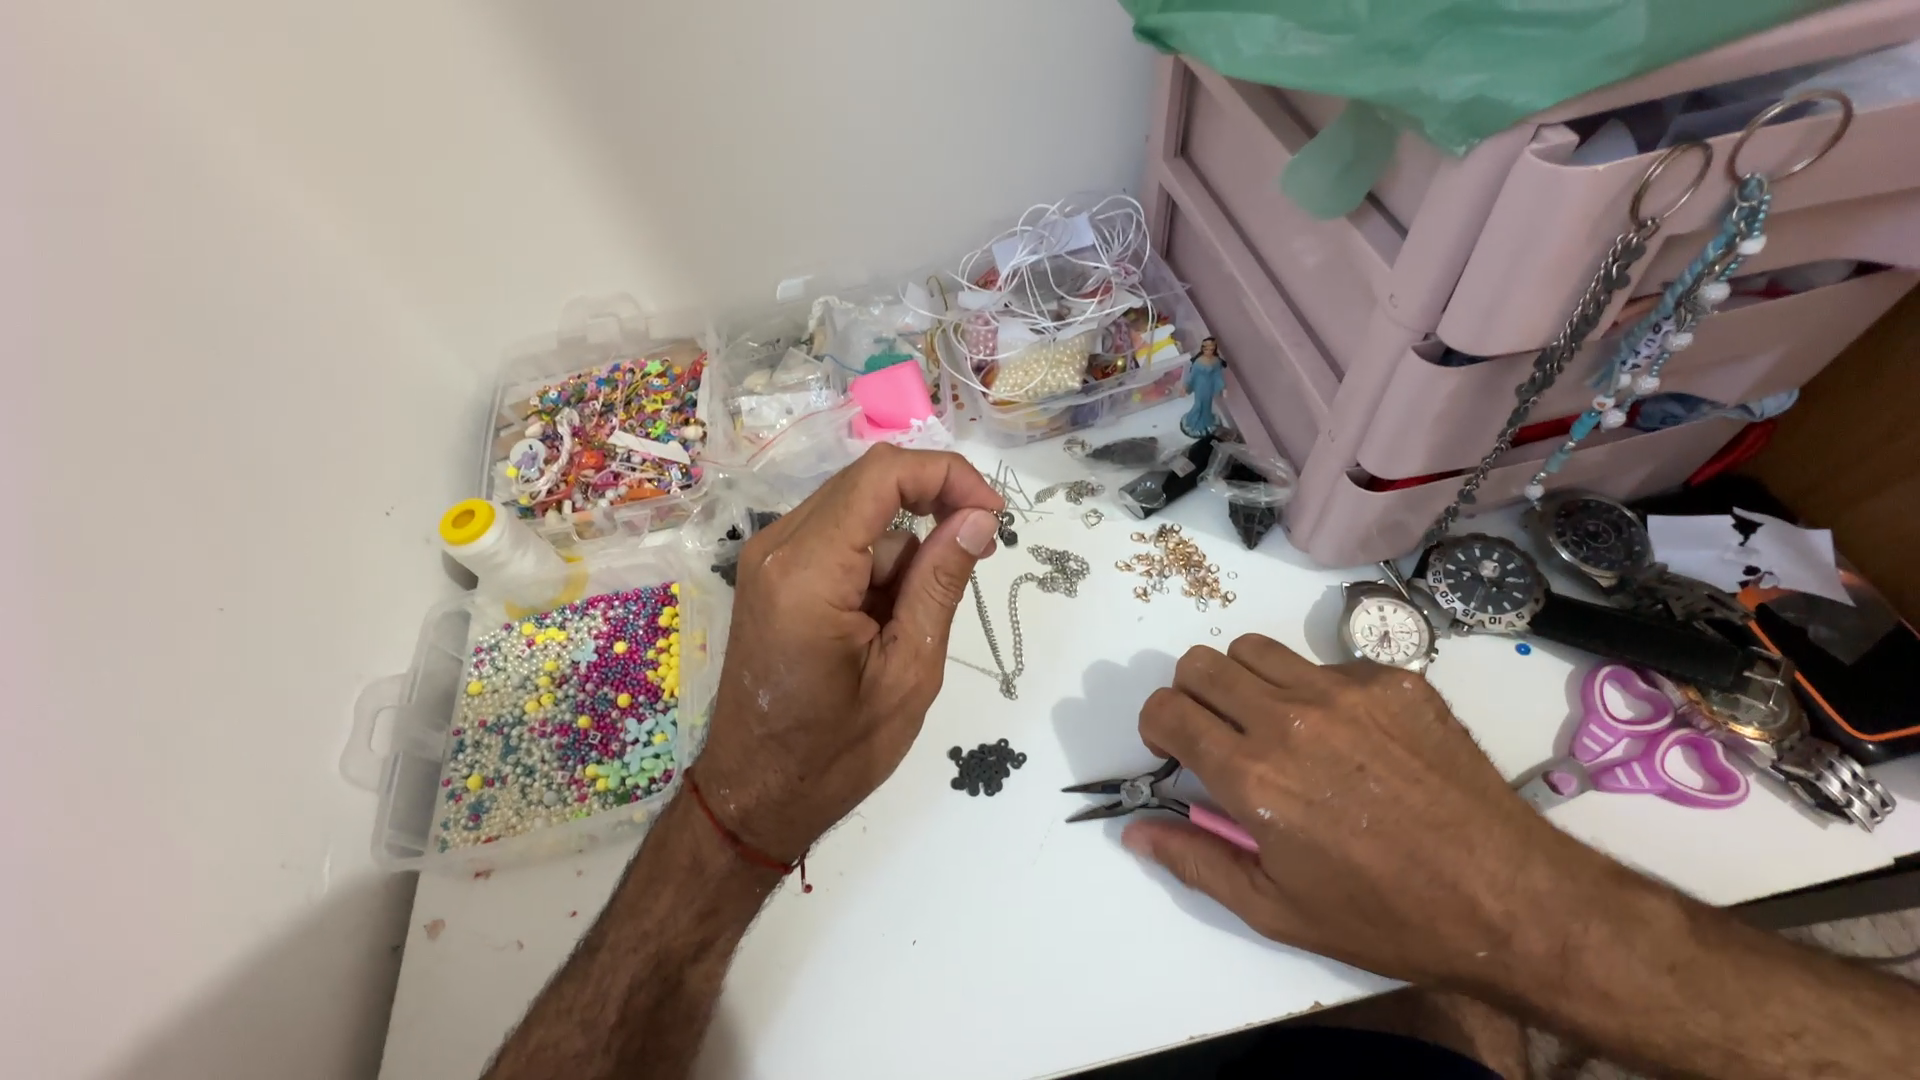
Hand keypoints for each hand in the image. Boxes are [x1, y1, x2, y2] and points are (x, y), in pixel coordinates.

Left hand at [694, 444, 1003, 862]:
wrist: (757, 793)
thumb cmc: (836, 750)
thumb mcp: (909, 670)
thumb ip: (941, 582)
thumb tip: (979, 517)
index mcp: (808, 570)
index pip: (882, 476)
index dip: (947, 475)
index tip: (993, 514)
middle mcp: (777, 546)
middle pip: (868, 482)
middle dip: (933, 501)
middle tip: (978, 548)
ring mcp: (768, 557)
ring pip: (857, 510)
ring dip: (904, 543)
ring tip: (918, 617)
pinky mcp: (772, 573)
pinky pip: (838, 537)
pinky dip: (877, 561)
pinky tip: (886, 617)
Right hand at [1123, 636, 1594, 987]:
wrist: (1510, 898)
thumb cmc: (1382, 916)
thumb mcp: (1275, 909)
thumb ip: (1195, 860)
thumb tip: (1134, 830)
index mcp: (1252, 775)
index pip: (1166, 709)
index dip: (1157, 726)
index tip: (1175, 749)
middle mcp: (1289, 718)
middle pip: (1200, 663)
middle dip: (1191, 695)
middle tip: (1218, 733)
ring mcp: (1344, 691)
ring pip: (1254, 648)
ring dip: (1245, 681)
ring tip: (1274, 723)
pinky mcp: (1392, 680)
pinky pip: (1324, 663)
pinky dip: (1314, 690)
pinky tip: (1349, 737)